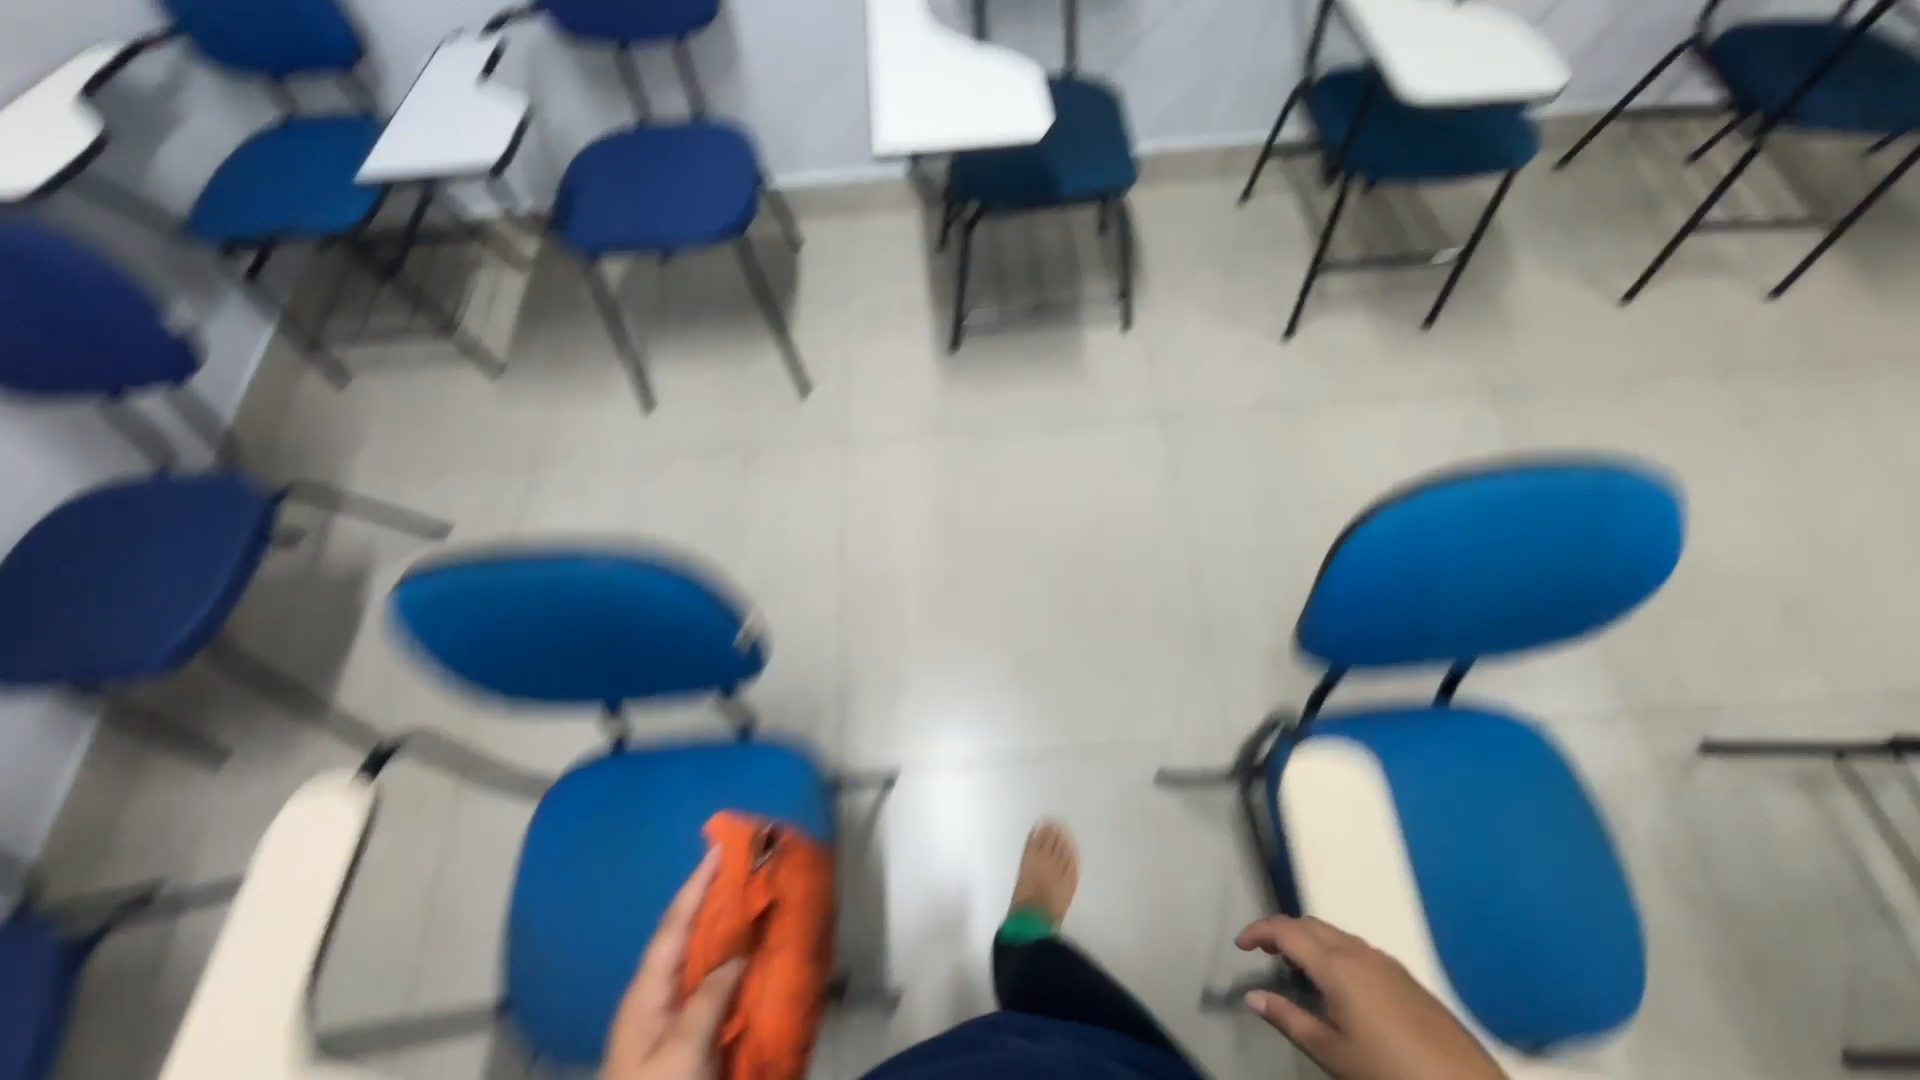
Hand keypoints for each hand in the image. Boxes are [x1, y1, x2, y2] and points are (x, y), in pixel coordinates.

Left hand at [602, 850, 745, 1079]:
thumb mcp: (682, 1056)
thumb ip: (707, 1001)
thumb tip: (733, 956)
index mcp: (645, 996)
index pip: (673, 928)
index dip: (695, 888)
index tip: (717, 850)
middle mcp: (652, 1001)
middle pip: (680, 938)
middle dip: (706, 901)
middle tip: (738, 868)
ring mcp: (664, 1023)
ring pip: (693, 962)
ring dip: (717, 930)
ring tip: (745, 901)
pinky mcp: (681, 1042)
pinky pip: (704, 990)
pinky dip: (724, 966)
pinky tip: (744, 959)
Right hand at [1236, 915, 1505, 1079]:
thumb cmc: (1388, 1071)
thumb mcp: (1330, 1052)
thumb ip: (1288, 1019)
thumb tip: (1254, 996)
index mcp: (1337, 966)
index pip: (1286, 930)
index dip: (1258, 930)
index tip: (1239, 945)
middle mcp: (1360, 953)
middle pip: (1311, 924)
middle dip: (1282, 931)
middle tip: (1262, 954)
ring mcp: (1387, 963)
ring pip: (1336, 935)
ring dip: (1309, 941)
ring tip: (1295, 970)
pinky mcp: (1406, 978)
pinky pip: (1358, 950)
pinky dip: (1333, 953)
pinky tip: (1336, 987)